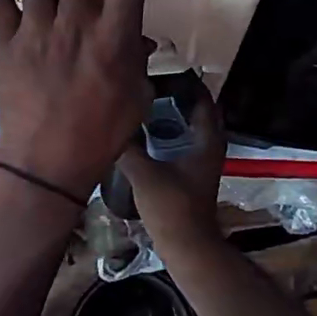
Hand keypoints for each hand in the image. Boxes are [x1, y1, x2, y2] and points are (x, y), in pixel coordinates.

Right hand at [118, 82, 226, 250]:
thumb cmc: (172, 207)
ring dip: (169, 112)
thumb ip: (127, 146)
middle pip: (195, 109)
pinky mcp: (190, 171)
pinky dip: (166, 129)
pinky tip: (143, 129)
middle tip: (147, 80)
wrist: (187, 247)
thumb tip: (108, 120)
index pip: (202, 98)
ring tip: (141, 99)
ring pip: (187, 125)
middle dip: (174, 94)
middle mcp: (208, 145)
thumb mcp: (144, 173)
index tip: (161, 68)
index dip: (185, 81)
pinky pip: (180, 139)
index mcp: (206, 140)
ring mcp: (200, 159)